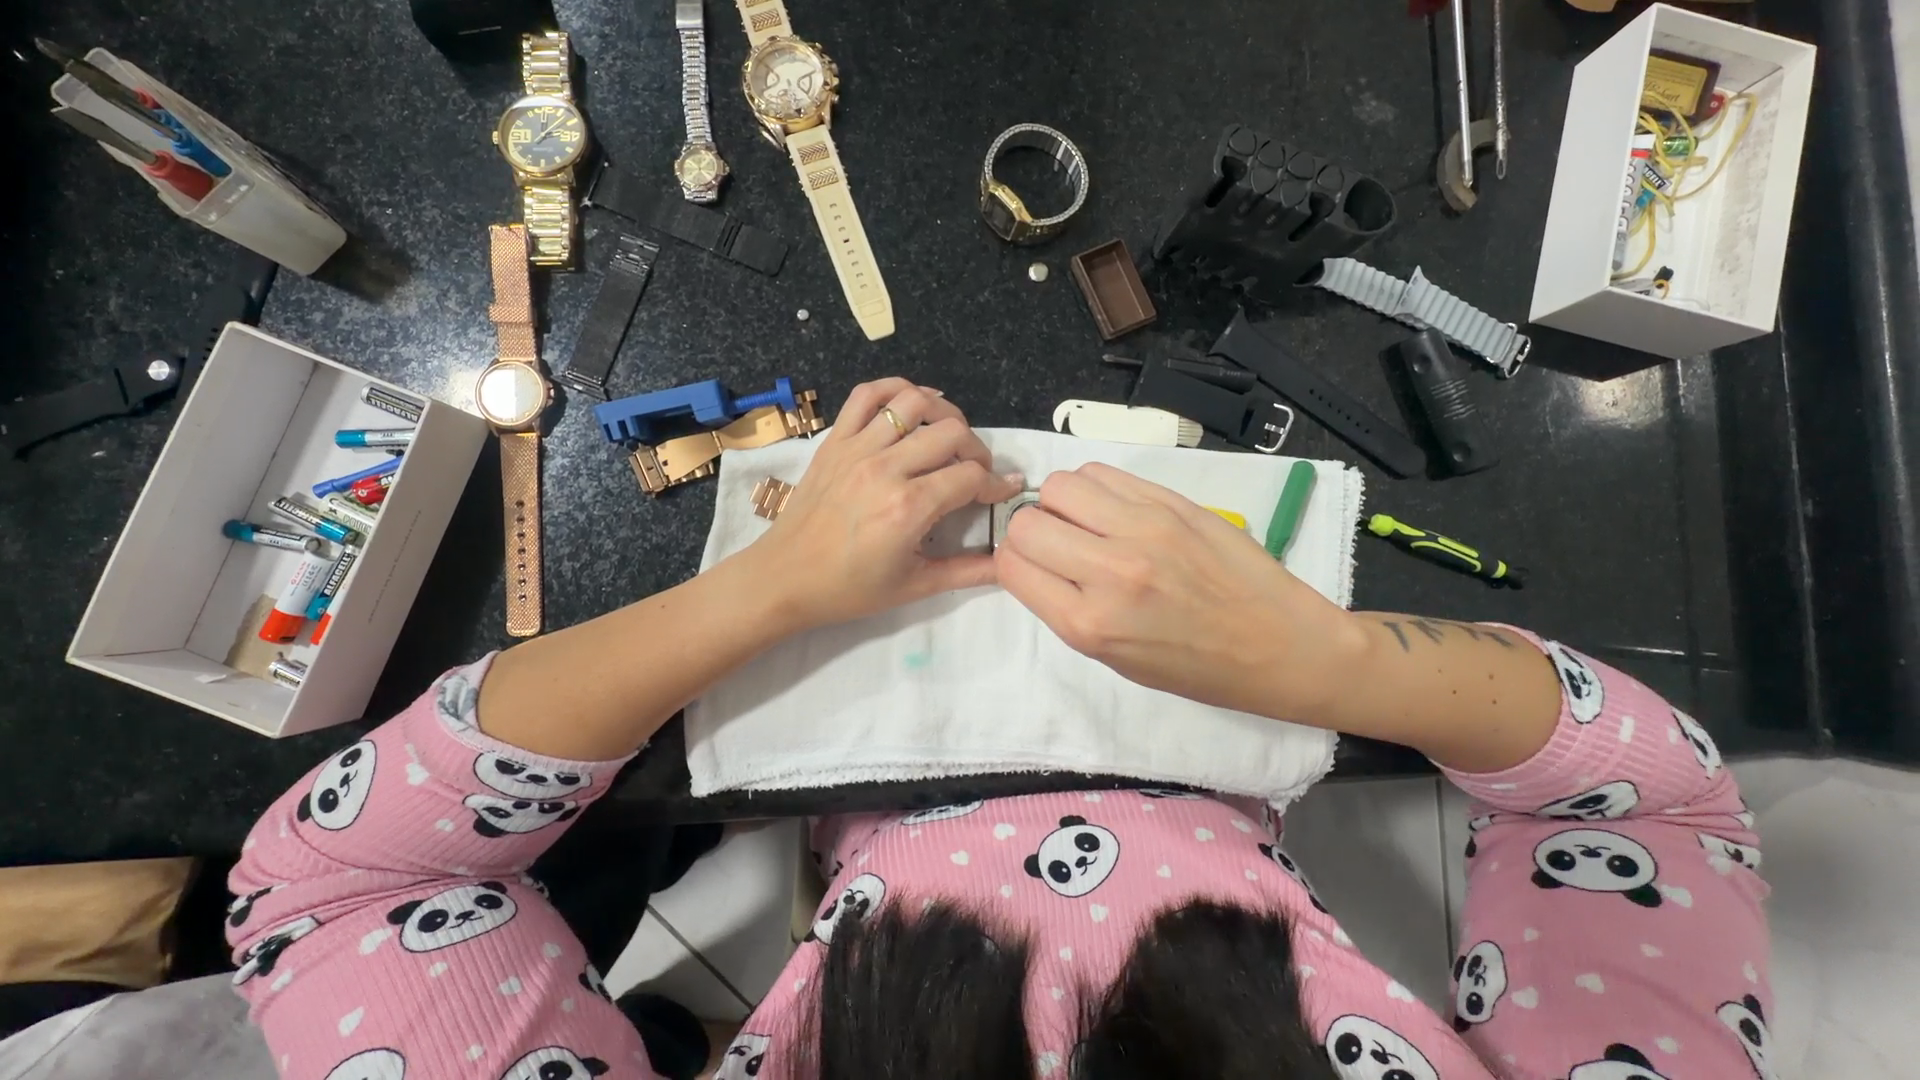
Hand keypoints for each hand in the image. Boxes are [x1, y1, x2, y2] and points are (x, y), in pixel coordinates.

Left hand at [736, 378, 1022, 630]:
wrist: (784, 579)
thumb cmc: (849, 589)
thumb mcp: (915, 586)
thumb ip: (968, 572)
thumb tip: (1010, 564)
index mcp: (908, 507)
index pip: (970, 477)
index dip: (996, 484)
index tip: (1004, 492)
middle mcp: (886, 468)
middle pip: (952, 432)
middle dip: (977, 450)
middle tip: (975, 472)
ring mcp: (857, 448)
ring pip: (914, 402)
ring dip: (944, 413)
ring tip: (949, 435)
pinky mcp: (835, 440)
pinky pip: (867, 395)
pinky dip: (895, 389)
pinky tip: (911, 404)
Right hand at [994, 463, 1366, 718]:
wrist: (1279, 647)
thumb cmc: (1195, 668)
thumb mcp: (1115, 659)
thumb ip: (1067, 607)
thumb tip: (1035, 561)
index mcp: (1089, 624)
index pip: (1011, 565)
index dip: (1014, 563)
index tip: (1033, 568)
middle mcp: (1109, 571)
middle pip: (1028, 522)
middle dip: (1031, 533)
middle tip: (1060, 547)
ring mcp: (1143, 529)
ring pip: (1060, 486)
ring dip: (1061, 504)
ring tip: (1087, 524)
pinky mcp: (1171, 502)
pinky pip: (1103, 473)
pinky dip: (1095, 488)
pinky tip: (1115, 511)